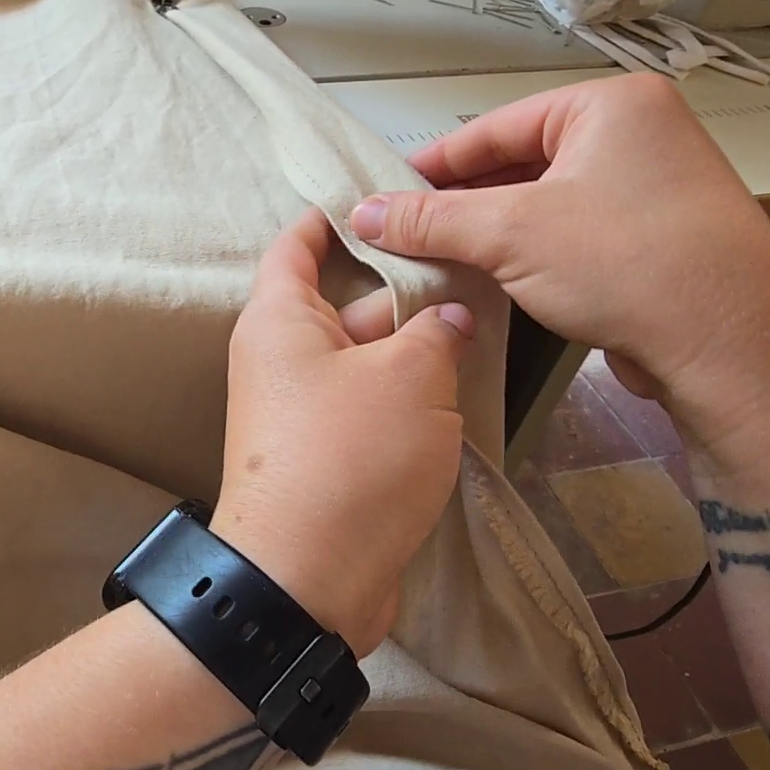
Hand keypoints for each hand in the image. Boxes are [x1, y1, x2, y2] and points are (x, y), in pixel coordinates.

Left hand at [212, 208, 472, 655]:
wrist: (308, 576)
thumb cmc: (350, 455)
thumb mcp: (408, 377)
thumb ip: (436, 331)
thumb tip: (449, 318)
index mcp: (280, 321)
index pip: (298, 245)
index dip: (334, 214)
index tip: (383, 193)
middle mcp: (284, 360)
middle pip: (349, 303)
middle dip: (409, 291)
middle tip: (481, 272)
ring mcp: (305, 412)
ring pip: (369, 360)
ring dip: (418, 350)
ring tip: (489, 327)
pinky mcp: (328, 456)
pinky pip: (371, 406)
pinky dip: (410, 397)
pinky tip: (463, 390)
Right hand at [346, 74, 769, 443]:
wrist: (727, 344)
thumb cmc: (622, 263)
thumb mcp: (511, 233)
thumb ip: (430, 220)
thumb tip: (360, 213)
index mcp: (608, 107)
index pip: (494, 128)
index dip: (431, 165)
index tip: (382, 197)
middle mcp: (634, 135)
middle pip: (517, 163)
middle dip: (458, 202)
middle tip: (403, 234)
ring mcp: (647, 187)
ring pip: (540, 201)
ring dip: (486, 230)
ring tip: (433, 257)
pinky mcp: (650, 238)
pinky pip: (566, 231)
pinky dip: (523, 251)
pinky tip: (486, 276)